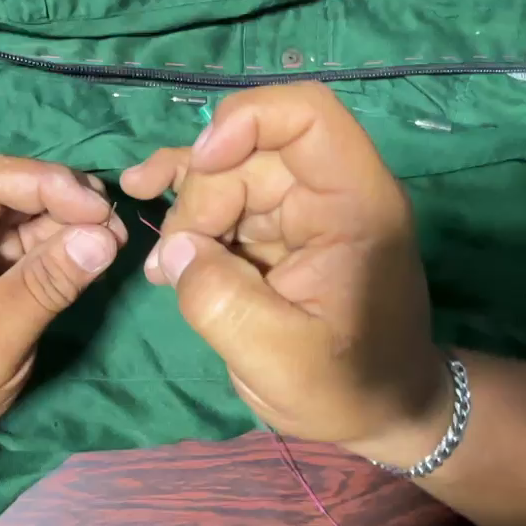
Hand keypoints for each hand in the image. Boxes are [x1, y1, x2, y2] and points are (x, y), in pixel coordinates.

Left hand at [0, 156, 128, 466]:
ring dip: (70, 221)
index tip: (99, 210)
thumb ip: (45, 286)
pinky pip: (27, 237)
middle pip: (9, 188)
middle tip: (116, 227)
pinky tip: (93, 251)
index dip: (47, 185)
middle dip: (65, 202)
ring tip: (114, 240)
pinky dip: (61, 243)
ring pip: (24, 210)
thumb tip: (104, 237)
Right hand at [120, 84, 444, 453]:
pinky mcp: (270, 228)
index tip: (201, 167)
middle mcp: (326, 192)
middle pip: (246, 153)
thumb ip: (221, 303)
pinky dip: (181, 211)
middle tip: (179, 266)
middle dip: (199, 201)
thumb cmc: (347, 388)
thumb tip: (173, 251)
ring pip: (223, 174)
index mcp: (354, 205)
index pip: (307, 116)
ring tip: (157, 263)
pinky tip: (151, 224)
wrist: (374, 409)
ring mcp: (296, 208)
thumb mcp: (281, 361)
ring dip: (181, 210)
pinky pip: (219, 198)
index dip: (247, 121)